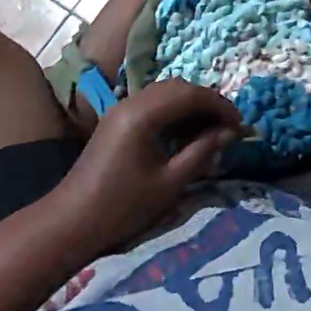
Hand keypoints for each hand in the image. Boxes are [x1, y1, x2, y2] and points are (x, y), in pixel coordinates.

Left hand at [54, 79, 243, 251]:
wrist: (71, 222)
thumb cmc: (122, 206)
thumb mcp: (170, 182)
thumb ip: (202, 151)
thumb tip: (230, 132)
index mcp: (143, 115)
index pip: (190, 94)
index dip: (220, 105)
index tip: (240, 124)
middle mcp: (131, 102)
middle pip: (178, 87)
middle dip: (208, 101)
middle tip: (229, 125)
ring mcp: (121, 109)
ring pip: (165, 92)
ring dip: (192, 104)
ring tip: (212, 129)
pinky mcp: (117, 120)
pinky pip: (153, 103)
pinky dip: (175, 111)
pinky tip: (187, 133)